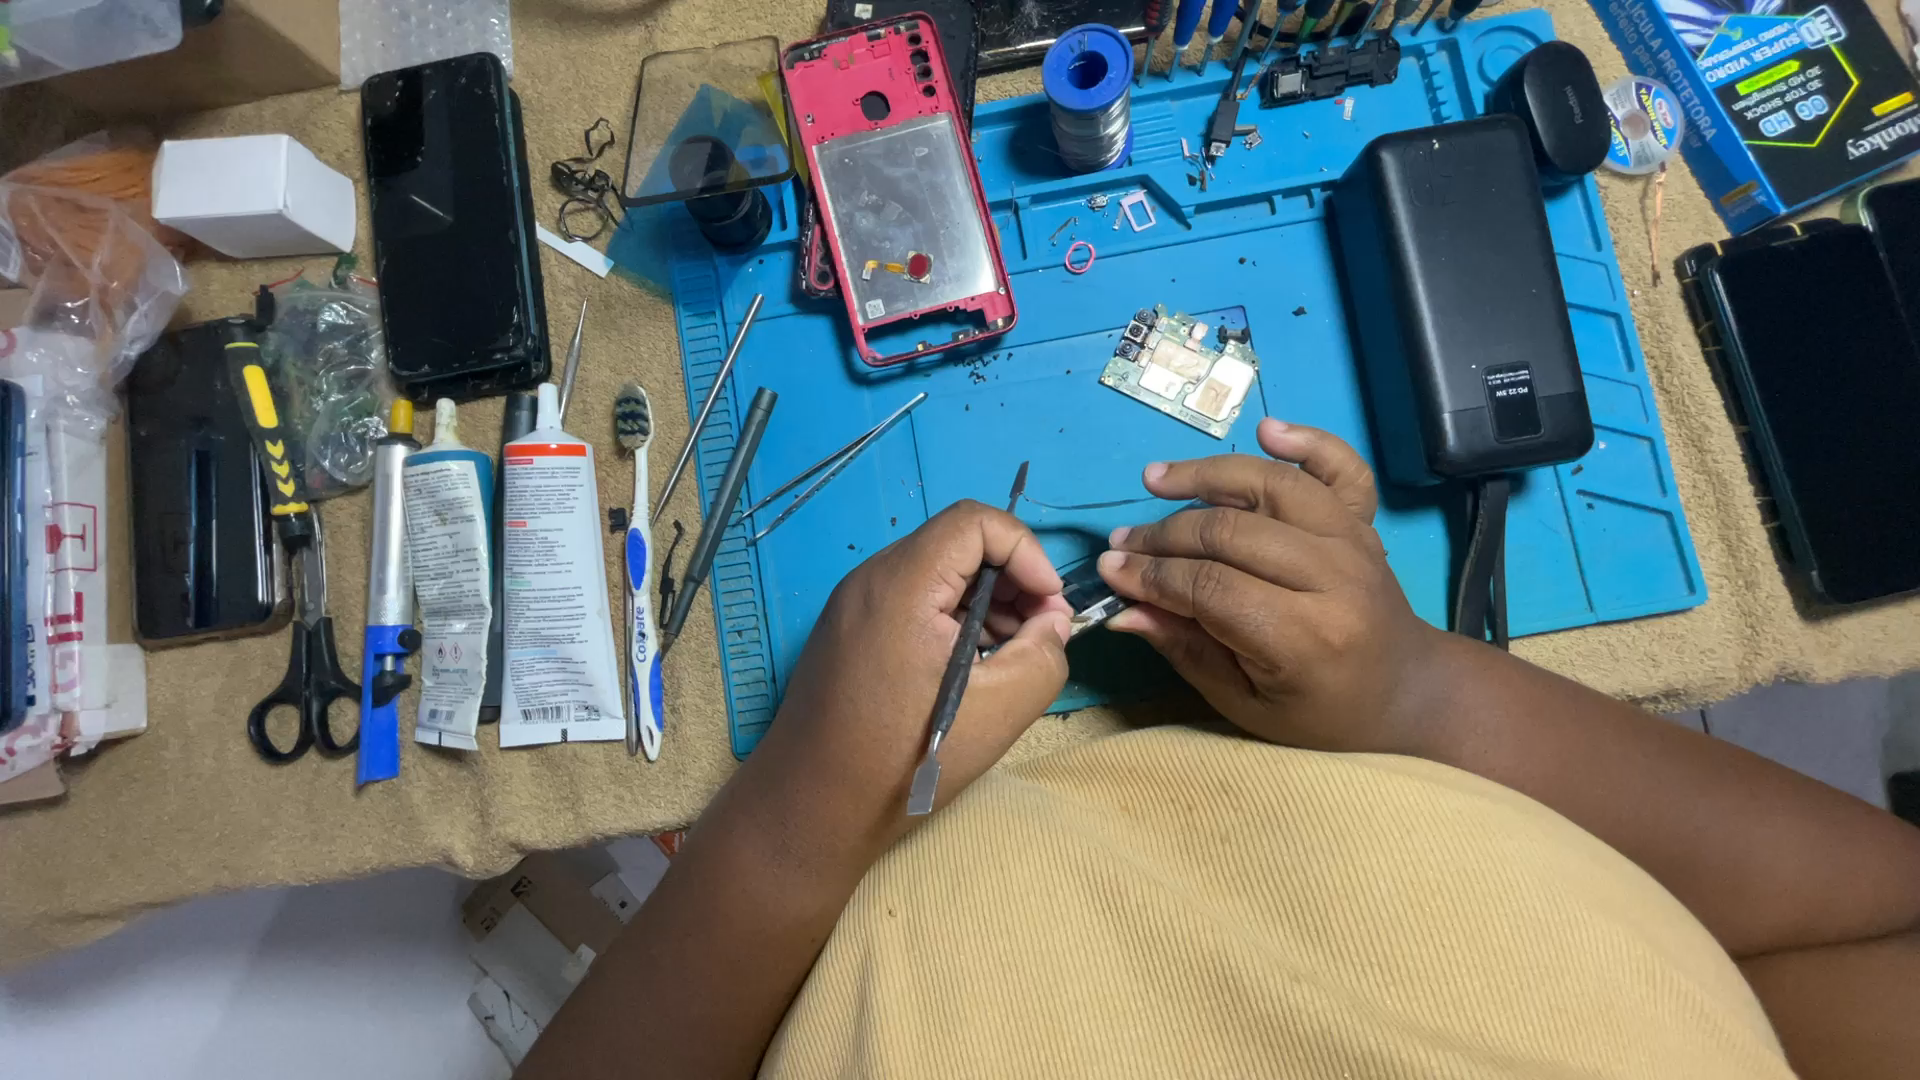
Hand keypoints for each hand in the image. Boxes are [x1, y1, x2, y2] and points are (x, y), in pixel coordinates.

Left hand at [750, 500, 1073, 854]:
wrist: (810, 807)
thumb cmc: (904, 759)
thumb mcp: (999, 710)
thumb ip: (1045, 654)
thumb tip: (1051, 621)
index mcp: (903, 584)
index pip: (975, 521)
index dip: (1025, 551)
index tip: (1049, 604)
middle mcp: (872, 577)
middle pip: (957, 543)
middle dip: (1011, 578)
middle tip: (1039, 632)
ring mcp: (855, 601)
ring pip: (938, 571)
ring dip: (986, 600)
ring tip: (1009, 654)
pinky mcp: (850, 626)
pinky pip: (914, 598)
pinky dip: (953, 616)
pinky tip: (970, 664)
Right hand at [1096, 417, 1447, 754]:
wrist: (1407, 693)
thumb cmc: (1321, 713)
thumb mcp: (1244, 702)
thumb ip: (1184, 649)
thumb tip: (1120, 610)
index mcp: (1306, 636)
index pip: (1210, 588)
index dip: (1151, 576)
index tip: (1110, 570)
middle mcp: (1335, 577)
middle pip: (1230, 532)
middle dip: (1164, 536)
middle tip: (1122, 544)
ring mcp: (1355, 541)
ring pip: (1271, 485)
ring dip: (1207, 476)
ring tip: (1154, 480)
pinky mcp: (1364, 522)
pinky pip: (1340, 467)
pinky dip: (1307, 441)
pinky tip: (1266, 430)